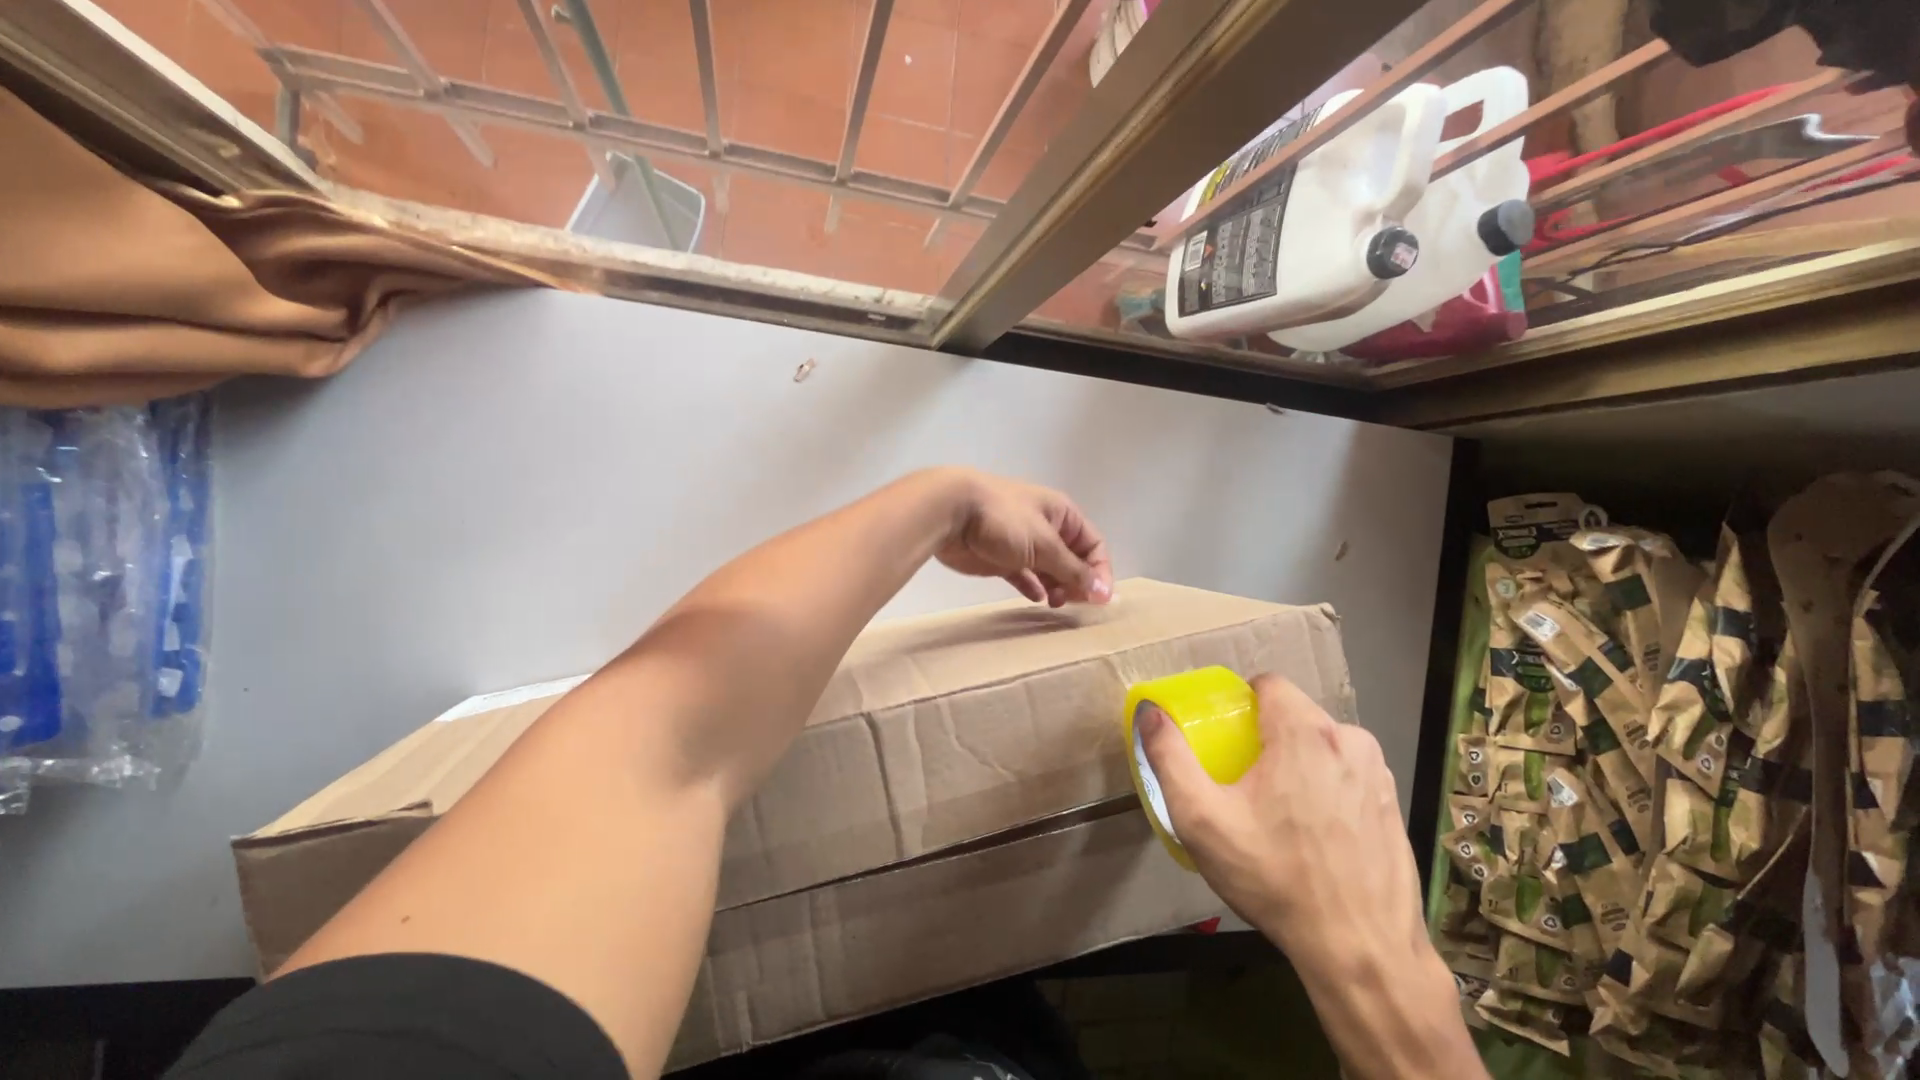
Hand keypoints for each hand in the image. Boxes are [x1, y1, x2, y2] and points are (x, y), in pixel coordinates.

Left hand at [933, 469, 1113, 607]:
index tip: (1098, 599)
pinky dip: (1033, 587)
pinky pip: (1025, 576)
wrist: (952, 513)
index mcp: (1062, 515)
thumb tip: (1104, 592)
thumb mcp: (1045, 544)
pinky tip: (1037, 599)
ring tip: (1055, 603)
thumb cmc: (1005, 521)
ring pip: (1049, 569)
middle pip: (1073, 559)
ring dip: (1057, 587)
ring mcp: (1023, 543)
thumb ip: (1073, 570)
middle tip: (1073, 603)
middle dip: (1077, 581)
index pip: (1093, 544)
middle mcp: (1046, 528)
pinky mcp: (1001, 558)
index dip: (1100, 571)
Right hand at [1138, 674, 1425, 978]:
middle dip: (1268, 738)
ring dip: (1300, 763)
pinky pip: (1349, 776)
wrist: (1360, 948)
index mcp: (1304, 733)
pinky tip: (1317, 833)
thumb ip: (1170, 757)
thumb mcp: (1202, 819)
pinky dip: (1329, 789)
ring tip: (1281, 812)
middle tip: (1244, 784)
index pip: (1269, 684)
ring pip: (1324, 746)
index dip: (1241, 704)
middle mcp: (1349, 740)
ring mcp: (1378, 773)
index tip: (1226, 740)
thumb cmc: (1273, 877)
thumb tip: (1150, 712)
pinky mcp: (1394, 803)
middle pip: (1296, 715)